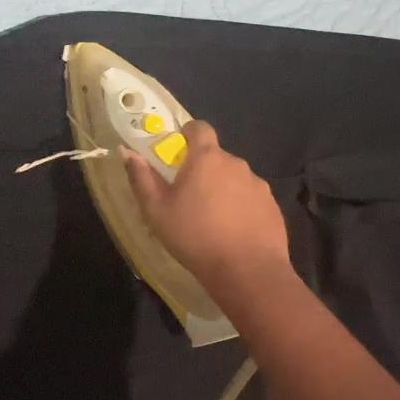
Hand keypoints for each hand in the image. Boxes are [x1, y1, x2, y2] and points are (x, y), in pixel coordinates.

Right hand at [122, 119, 294, 304]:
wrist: (248, 271)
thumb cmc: (194, 235)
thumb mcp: (156, 210)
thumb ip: (141, 177)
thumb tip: (126, 151)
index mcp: (206, 158)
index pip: (200, 128)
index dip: (188, 133)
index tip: (178, 150)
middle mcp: (235, 164)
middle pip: (216, 156)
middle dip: (202, 169)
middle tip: (187, 196)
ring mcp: (258, 185)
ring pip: (234, 178)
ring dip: (222, 189)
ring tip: (211, 218)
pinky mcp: (272, 206)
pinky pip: (250, 198)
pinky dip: (239, 207)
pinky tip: (232, 231)